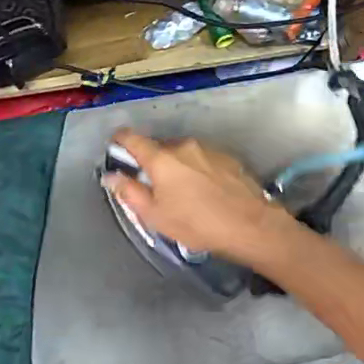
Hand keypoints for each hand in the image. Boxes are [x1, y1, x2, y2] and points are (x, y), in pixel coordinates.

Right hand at [103, 128, 302, 265]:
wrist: (251, 225)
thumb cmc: (197, 224)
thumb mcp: (155, 216)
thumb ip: (130, 193)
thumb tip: (112, 176)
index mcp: (162, 158)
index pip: (132, 138)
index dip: (120, 142)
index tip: (116, 150)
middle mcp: (185, 146)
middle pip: (160, 146)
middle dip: (152, 161)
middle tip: (153, 185)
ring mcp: (210, 150)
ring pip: (184, 152)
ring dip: (178, 165)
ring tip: (183, 192)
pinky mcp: (229, 158)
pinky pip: (204, 159)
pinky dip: (198, 169)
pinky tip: (205, 190)